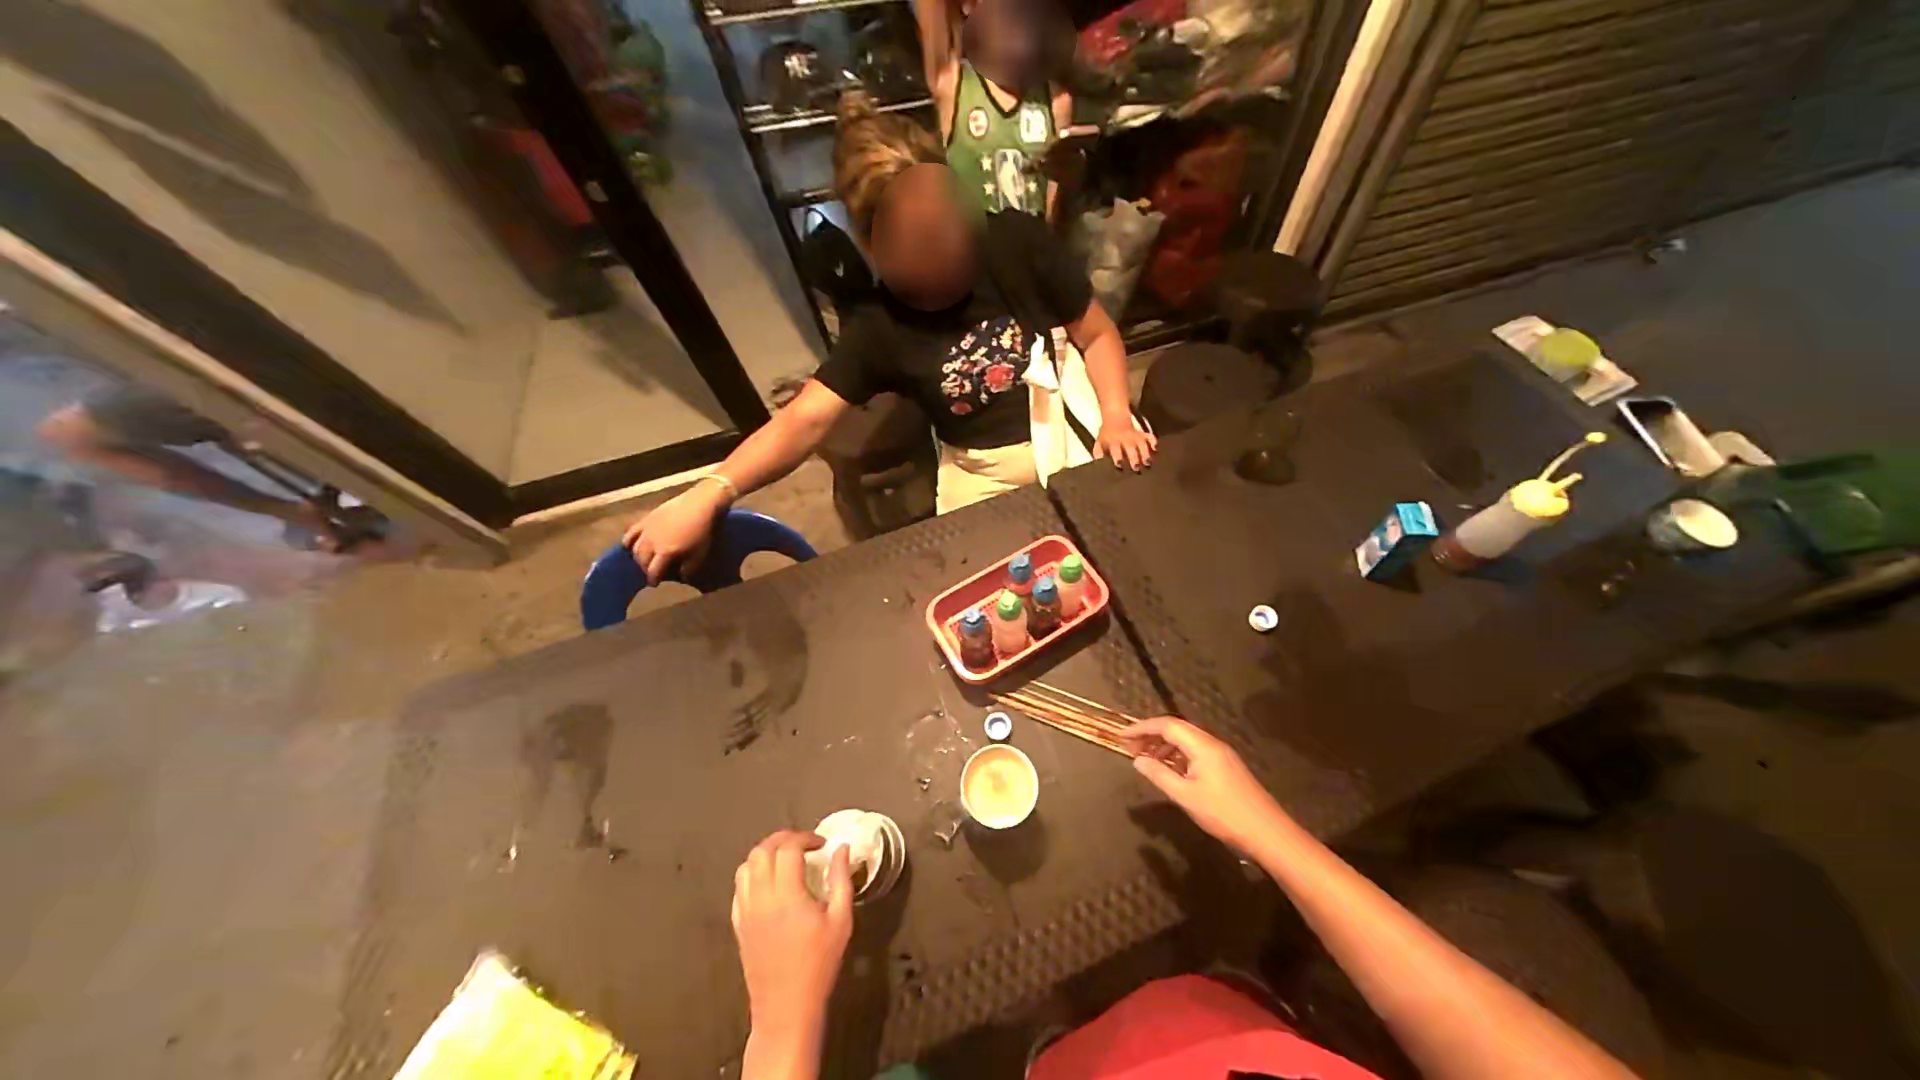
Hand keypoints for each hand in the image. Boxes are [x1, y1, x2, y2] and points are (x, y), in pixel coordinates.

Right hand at [623, 481, 726, 584]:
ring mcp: (646, 530)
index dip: (653, 579)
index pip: (653, 571)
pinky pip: (631, 532)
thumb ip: (689, 568)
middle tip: (650, 571)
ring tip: (644, 560)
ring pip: (635, 548)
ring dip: (638, 557)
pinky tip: (628, 545)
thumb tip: (682, 577)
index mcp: (664, 553)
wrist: (699, 504)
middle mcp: (651, 543)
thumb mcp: (699, 553)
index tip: (654, 583)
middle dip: (645, 568)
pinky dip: (628, 541)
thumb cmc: (701, 530)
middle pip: (642, 560)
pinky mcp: (646, 519)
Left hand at [732, 830, 853, 1040]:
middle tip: (804, 844)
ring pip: (746, 866)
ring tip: (786, 859)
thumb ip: (841, 880)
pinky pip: (739, 887)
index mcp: (787, 895)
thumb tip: (842, 849)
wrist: (786, 1008)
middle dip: (783, 839)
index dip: (805, 838)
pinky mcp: (738, 924)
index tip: (822, 844)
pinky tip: (770, 882)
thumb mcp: (841, 921)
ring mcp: (745, 911)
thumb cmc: (819, 965)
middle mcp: (761, 898)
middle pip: (762, 851)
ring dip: (766, 854)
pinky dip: (753, 874)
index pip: (788, 848)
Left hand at [1092, 418, 1156, 470]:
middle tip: (1136, 468)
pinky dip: (1153, 441)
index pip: (1115, 450)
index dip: (1117, 458)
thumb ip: (1098, 451)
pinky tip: (1156, 448)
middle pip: (1130, 448)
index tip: (1119, 466)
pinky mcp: (1142, 434)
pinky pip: (1149, 436)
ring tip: (1148, 463)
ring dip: (1145, 453)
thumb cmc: (1107, 433)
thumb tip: (1098, 461)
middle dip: (1133, 458)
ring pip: (1141, 444)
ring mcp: (1135, 436)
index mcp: (1114, 442)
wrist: (1115, 416)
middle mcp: (1125, 439)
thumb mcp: (1099, 441)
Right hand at [1123, 716, 1289, 854]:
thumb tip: (1138, 760)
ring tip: (1146, 759)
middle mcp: (1212, 743)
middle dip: (1151, 734)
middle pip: (1177, 728)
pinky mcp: (1226, 766)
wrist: (1267, 832)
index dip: (1142, 728)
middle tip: (1130, 747)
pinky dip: (1178, 755)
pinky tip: (1170, 770)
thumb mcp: (1185, 796)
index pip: (1167, 725)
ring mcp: (1221, 754)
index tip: (1122, 737)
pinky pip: (1196, 751)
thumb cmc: (1223, 813)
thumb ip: (1159, 775)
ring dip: (1164, 745)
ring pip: (1187, 740)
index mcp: (1202, 745)